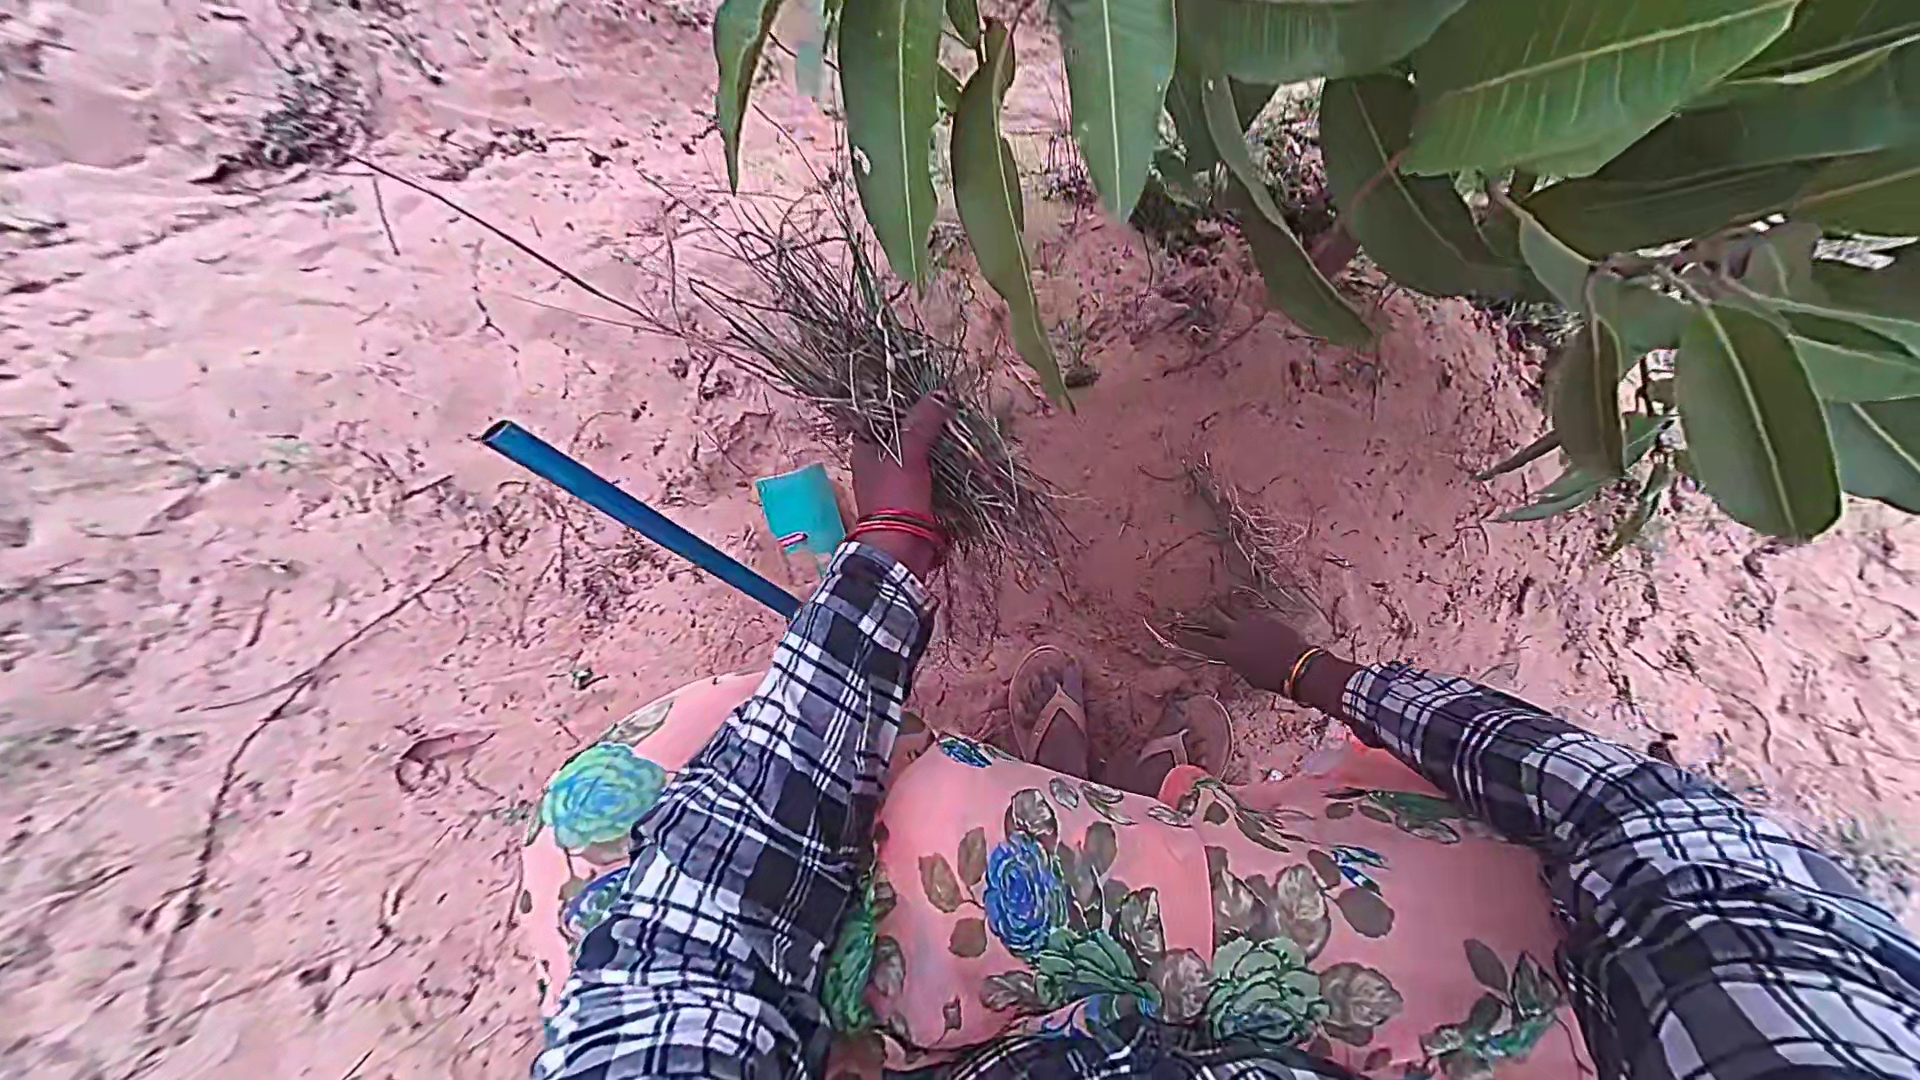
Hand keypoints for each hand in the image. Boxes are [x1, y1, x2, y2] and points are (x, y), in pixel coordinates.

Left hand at [850, 392, 952, 578]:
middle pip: (902, 432)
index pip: (880, 413)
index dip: (901, 400)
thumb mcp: (908, 452)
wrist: (902, 547)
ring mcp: (895, 480)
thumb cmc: (896, 496)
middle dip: (925, 421)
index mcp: (864, 448)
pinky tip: (960, 453)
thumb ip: (922, 421)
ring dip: (937, 442)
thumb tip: (942, 394)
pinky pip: (930, 471)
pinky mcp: (914, 495)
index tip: (927, 391)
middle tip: (949, 407)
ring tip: (958, 426)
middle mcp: (876, 462)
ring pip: (918, 451)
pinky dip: (943, 463)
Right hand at [1173, 608, 1314, 694]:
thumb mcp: (1247, 675)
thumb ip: (1235, 661)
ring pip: (1227, 607)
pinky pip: (1246, 609)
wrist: (1302, 667)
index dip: (1186, 637)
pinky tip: (1235, 605)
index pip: (1200, 642)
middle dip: (1198, 614)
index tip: (1175, 632)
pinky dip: (1238, 608)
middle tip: (1189, 610)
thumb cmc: (1274, 679)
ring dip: (1218, 605)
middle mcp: (1235, 632)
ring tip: (1210, 600)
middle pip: (1210, 618)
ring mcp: (1250, 622)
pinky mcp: (1264, 617)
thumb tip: (1231, 655)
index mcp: (1228, 651)